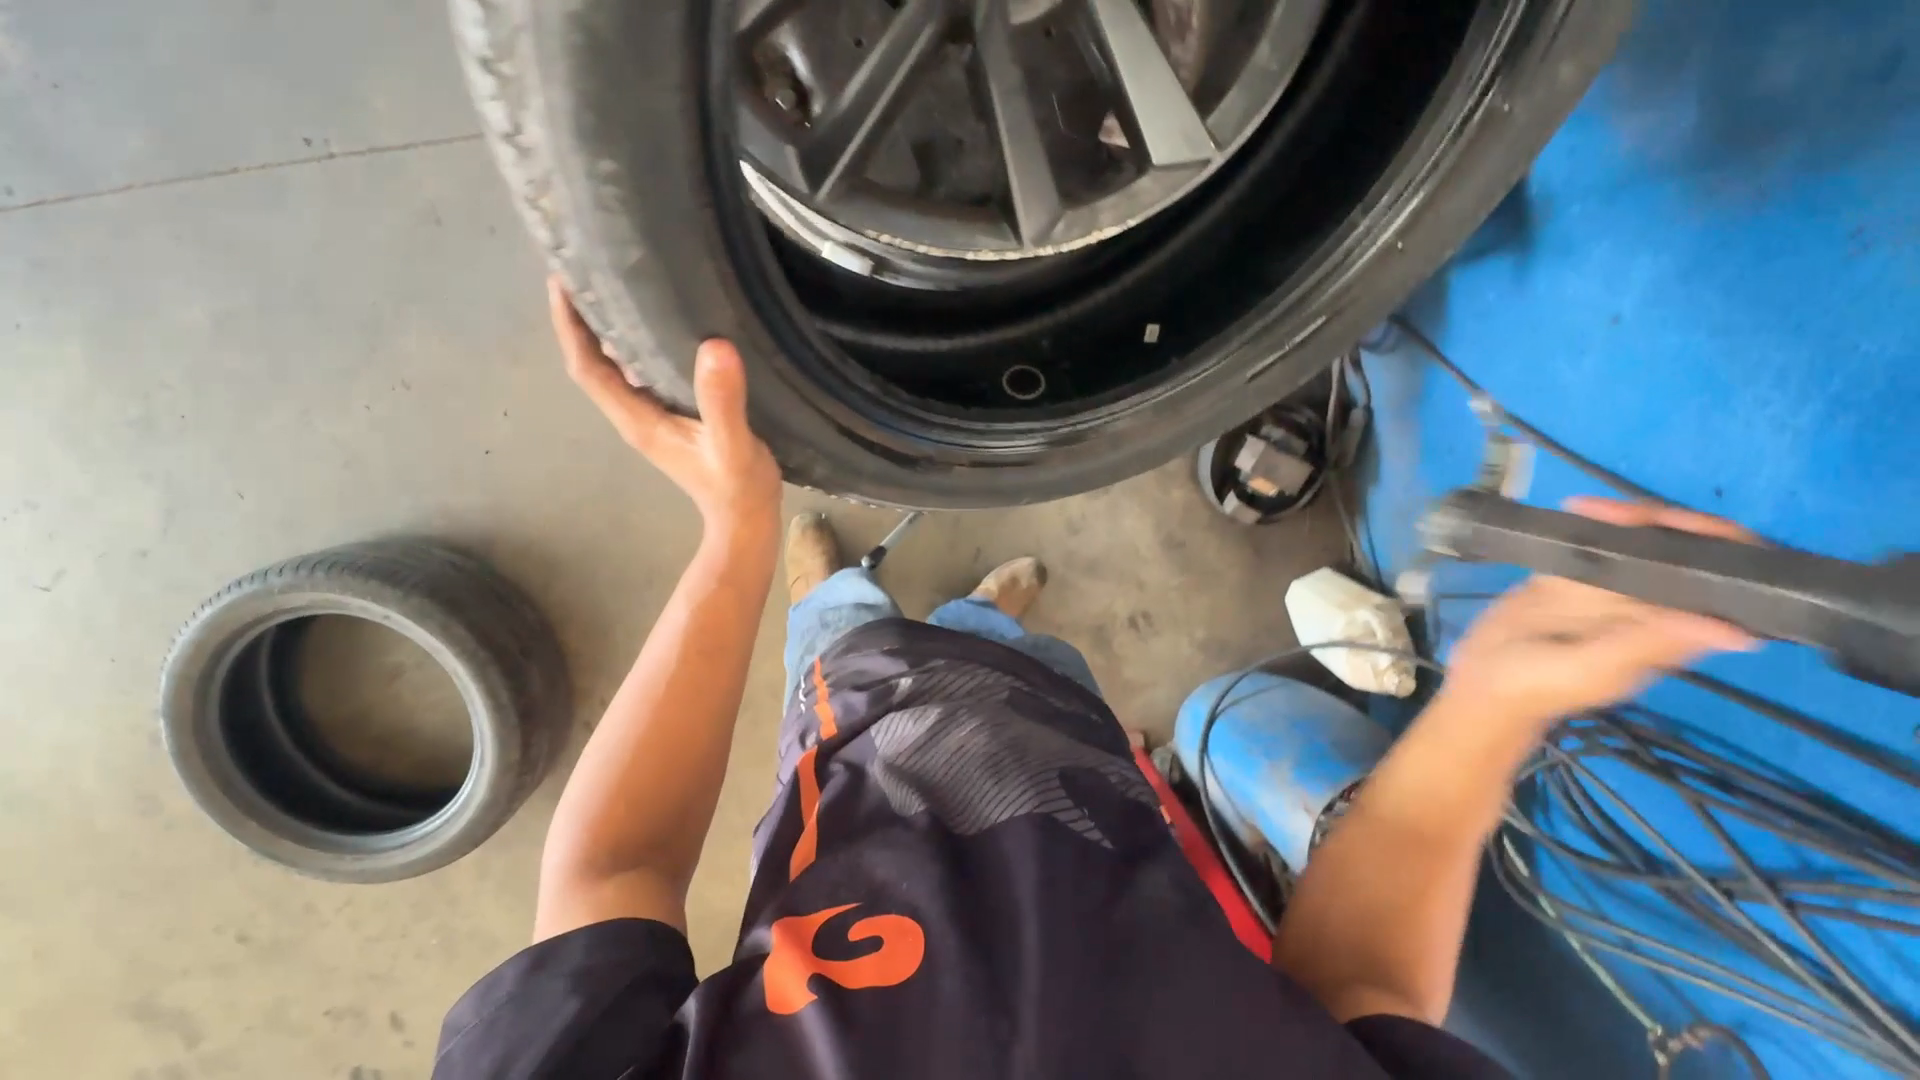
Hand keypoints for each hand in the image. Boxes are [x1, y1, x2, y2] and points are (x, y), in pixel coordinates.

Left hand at [548, 278, 781, 532]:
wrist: (746, 520)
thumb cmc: (737, 486)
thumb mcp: (733, 445)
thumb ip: (722, 402)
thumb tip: (715, 347)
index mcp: (638, 419)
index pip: (588, 368)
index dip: (570, 325)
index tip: (562, 279)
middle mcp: (635, 414)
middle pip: (593, 362)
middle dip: (581, 318)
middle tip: (584, 265)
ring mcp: (651, 416)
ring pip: (615, 367)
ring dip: (606, 329)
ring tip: (616, 281)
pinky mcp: (670, 416)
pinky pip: (640, 372)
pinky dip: (636, 343)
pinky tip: (657, 320)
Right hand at [1435, 497, 1758, 730]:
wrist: (1481, 683)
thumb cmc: (1538, 685)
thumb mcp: (1592, 669)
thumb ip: (1648, 646)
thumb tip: (1736, 631)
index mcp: (1668, 630)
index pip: (1722, 584)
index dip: (1721, 550)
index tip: (1688, 530)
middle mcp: (1647, 606)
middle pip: (1683, 554)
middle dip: (1667, 524)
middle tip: (1622, 513)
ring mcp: (1607, 590)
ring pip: (1638, 544)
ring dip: (1627, 519)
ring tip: (1590, 507)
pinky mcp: (1568, 578)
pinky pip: (1591, 544)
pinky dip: (1590, 523)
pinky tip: (1574, 507)